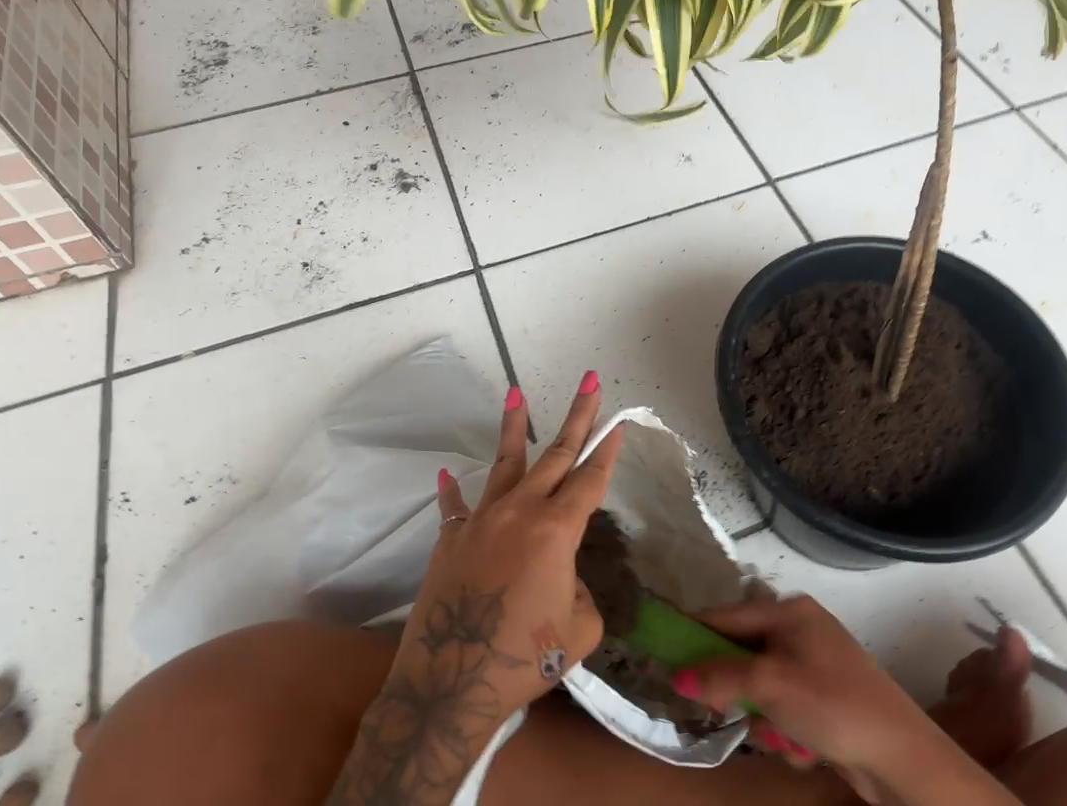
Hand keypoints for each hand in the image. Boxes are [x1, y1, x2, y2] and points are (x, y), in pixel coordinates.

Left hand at [394, 372, 622, 719]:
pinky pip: (455, 507)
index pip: (590, 479)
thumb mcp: (580, 629)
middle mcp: (519, 512)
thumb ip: (580, 591)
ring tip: (516, 394)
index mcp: (556, 530)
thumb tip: (562, 577)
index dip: (607, 449)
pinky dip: (453, 490)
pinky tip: (448, 473)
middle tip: (590, 381)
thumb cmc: (524, 658)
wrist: (450, 684)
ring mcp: (480, 521)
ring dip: (513, 427)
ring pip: (503, 464)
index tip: (618, 422)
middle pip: (555, 455)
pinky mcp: (449, 539)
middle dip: (577, 417)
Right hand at [673, 594, 932, 773]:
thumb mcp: (768, 685)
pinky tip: (804, 746)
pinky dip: (786, 730)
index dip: (692, 636)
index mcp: (789, 611)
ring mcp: (813, 665)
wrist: (899, 754)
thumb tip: (676, 673)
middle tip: (726, 714)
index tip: (662, 659)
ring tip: (784, 736)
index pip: (725, 616)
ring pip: (759, 690)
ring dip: (764, 720)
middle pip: (741, 657)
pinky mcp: (823, 699)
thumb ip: (718, 675)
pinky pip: (782, 710)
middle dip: (738, 694)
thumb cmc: (832, 703)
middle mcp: (800, 629)